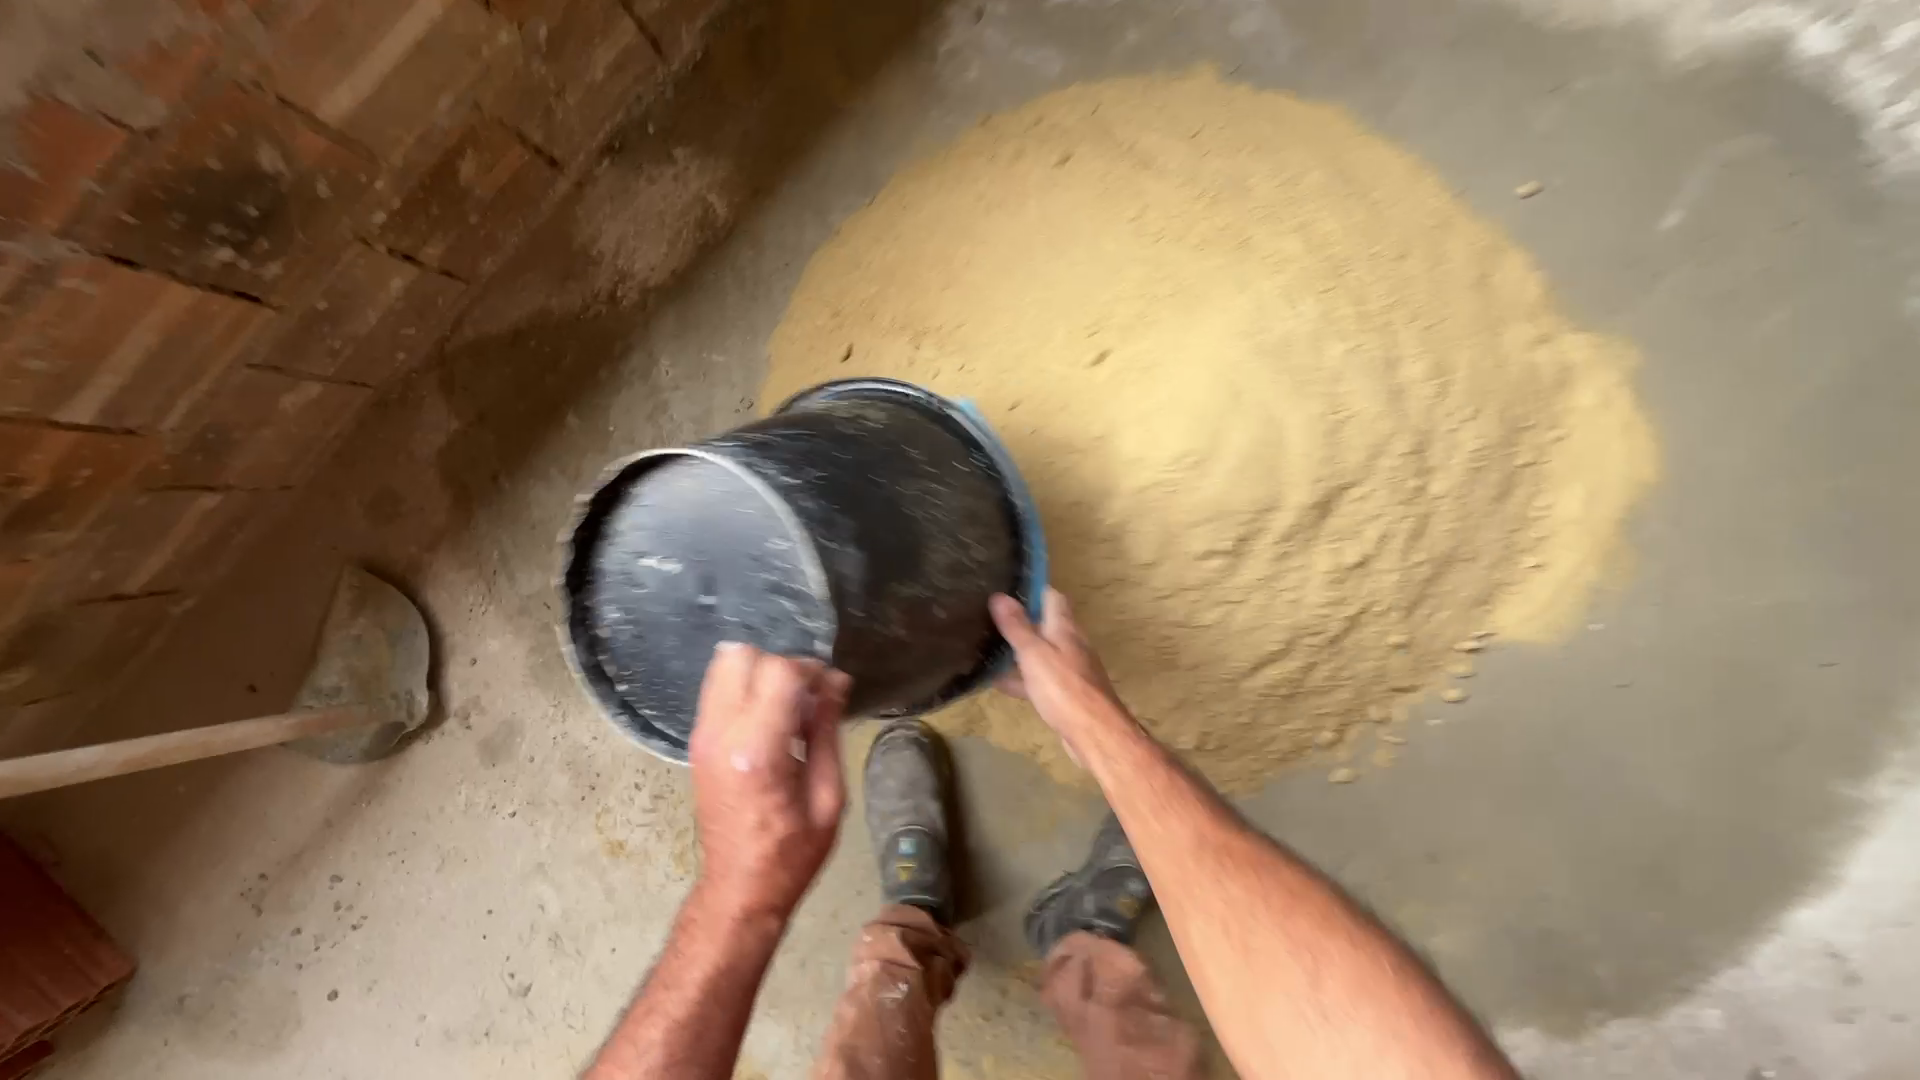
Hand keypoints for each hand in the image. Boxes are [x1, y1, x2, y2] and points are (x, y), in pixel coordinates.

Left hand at [688, 643, 852, 921]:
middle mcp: (722, 735)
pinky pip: (718, 687)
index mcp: (758, 752)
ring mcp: (702, 736)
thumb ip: (827, 732)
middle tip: (809, 696)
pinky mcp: (697, 741)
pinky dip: (746, 687)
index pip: (780, 672)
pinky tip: (770, 718)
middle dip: (783, 666)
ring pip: (725, 663)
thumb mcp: (828, 796)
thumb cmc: (792, 852)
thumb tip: (835, 683)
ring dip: (762, 673)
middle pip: (743, 655)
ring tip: (788, 706)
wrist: (738, 887)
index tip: (832, 690)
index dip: (813, 671)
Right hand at [988, 588, 1129, 763]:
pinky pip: (1039, 679)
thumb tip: (1000, 596)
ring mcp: (1069, 669)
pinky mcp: (1065, 693)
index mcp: (1065, 628)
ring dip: (1019, 650)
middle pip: (1045, 624)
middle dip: (1021, 620)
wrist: (1094, 732)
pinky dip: (1021, 678)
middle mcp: (1070, 644)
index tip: (1007, 587)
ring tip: (989, 646)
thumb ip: (1017, 626)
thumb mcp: (1034, 653)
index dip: (1032, 590)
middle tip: (990, 618)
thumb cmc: (1064, 688)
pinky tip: (999, 683)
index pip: (1052, 597)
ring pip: (1041, 653)